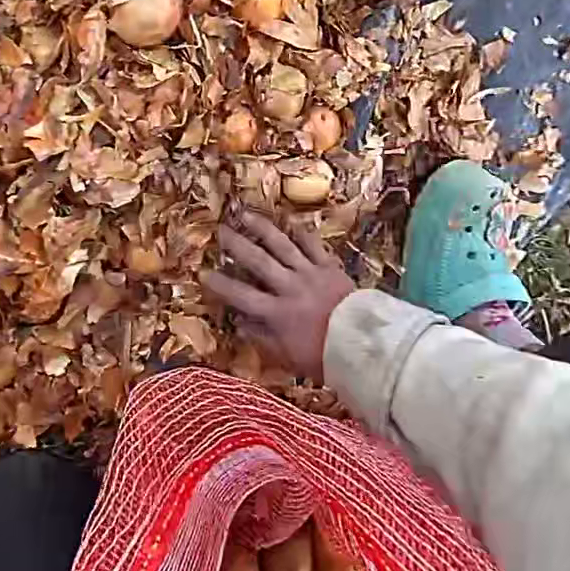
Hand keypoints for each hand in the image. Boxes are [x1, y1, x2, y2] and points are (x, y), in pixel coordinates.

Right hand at [203, 207, 354, 381]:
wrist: (365, 344)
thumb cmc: (324, 356)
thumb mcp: (288, 356)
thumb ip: (262, 338)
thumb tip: (239, 324)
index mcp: (277, 313)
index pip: (242, 296)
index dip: (222, 285)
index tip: (204, 273)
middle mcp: (290, 287)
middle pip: (259, 262)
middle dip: (237, 245)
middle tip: (220, 231)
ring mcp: (310, 274)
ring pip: (282, 246)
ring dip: (262, 229)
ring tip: (245, 214)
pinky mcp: (329, 267)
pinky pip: (313, 245)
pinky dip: (301, 233)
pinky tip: (290, 222)